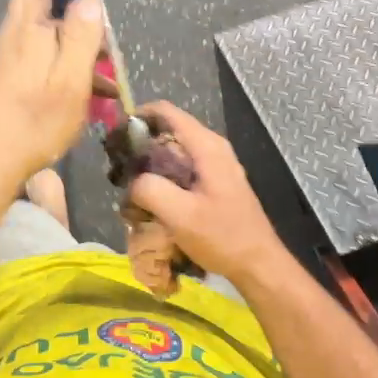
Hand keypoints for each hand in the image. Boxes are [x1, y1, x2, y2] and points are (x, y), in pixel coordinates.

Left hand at [0, 0, 106, 187]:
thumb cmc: (37, 119)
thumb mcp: (70, 76)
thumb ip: (80, 33)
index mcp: (27, 24)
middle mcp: (16, 32)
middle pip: (48, 1)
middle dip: (81, 10)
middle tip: (106, 36)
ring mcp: (14, 54)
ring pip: (52, 31)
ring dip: (81, 42)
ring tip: (107, 68)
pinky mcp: (17, 74)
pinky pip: (48, 55)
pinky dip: (72, 63)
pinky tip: (94, 90)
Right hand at [127, 102, 290, 286]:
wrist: (260, 266)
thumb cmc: (222, 237)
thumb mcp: (180, 216)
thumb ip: (150, 190)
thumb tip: (132, 182)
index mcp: (206, 146)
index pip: (165, 111)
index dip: (137, 118)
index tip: (117, 139)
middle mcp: (213, 146)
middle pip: (169, 129)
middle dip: (142, 143)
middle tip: (121, 167)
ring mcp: (217, 163)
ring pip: (175, 149)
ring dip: (152, 161)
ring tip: (132, 183)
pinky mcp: (217, 180)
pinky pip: (184, 164)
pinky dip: (166, 173)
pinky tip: (155, 197)